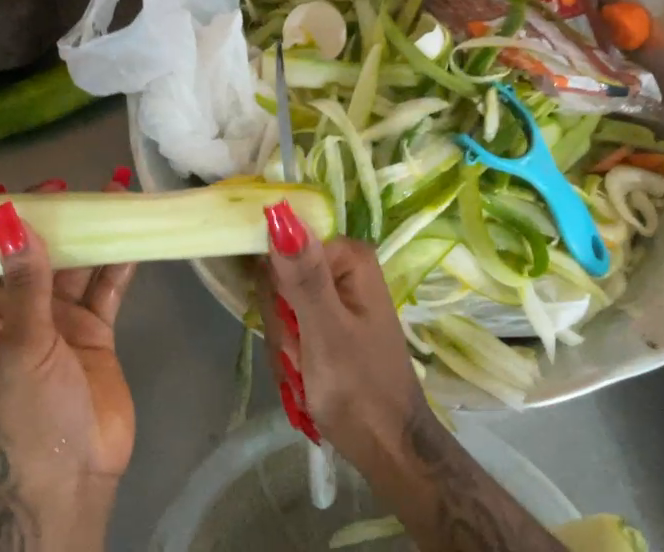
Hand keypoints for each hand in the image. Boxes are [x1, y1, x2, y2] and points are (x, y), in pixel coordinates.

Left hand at [0, 172, 135, 551]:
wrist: (75, 475)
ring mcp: (58, 320)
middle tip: (67, 185)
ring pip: (72, 264)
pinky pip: (105, 287)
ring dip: (88, 232)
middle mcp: (18, 312)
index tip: (3, 189)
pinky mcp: (94, 331)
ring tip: (111, 191)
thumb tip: (12, 219)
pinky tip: (132, 232)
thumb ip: (24, 283)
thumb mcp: (21, 347)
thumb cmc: (29, 414)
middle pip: (30, 254)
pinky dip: (118, 261)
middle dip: (47, 219)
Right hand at [259, 202, 566, 551]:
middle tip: (301, 355)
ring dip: (282, 344)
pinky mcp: (328, 320)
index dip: (276, 290)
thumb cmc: (360, 391)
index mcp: (349, 258)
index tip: (290, 328)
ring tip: (304, 371)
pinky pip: (288, 325)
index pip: (282, 246)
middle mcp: (343, 267)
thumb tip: (279, 213)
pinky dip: (288, 354)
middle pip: (278, 277)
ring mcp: (336, 295)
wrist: (388, 449)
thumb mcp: (326, 334)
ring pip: (278, 305)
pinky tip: (303, 376)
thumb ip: (302, 276)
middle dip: (280, 323)